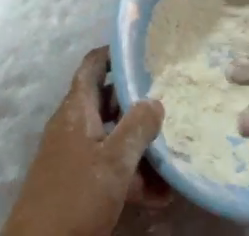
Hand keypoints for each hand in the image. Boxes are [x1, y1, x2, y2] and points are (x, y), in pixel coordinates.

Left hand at [2, 46, 169, 235]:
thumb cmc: (76, 197)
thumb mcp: (114, 162)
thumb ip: (137, 127)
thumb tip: (154, 100)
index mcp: (77, 110)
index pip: (94, 65)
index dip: (116, 53)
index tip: (146, 50)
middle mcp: (74, 126)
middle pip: (109, 102)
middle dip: (139, 103)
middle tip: (173, 99)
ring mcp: (75, 156)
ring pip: (114, 139)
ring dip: (142, 148)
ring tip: (174, 153)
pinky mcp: (79, 184)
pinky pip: (111, 169)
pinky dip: (134, 176)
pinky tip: (162, 194)